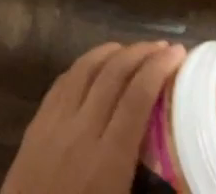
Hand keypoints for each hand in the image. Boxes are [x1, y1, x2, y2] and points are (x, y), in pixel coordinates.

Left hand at [4, 41, 185, 193]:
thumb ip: (146, 170)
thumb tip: (174, 150)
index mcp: (109, 158)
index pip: (138, 96)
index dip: (159, 68)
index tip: (179, 53)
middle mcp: (82, 131)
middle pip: (114, 74)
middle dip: (141, 52)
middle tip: (162, 47)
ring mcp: (54, 124)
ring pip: (85, 69)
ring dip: (112, 52)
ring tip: (132, 48)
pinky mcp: (35, 124)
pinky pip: (63, 82)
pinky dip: (84, 65)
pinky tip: (96, 64)